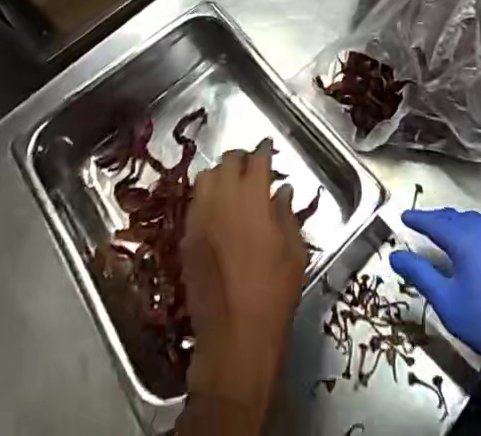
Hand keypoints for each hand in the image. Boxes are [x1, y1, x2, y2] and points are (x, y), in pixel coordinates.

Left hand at [178, 145, 306, 430]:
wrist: (235, 332)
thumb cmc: (274, 293)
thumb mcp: (294, 253)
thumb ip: (286, 214)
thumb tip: (282, 191)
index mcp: (252, 198)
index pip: (256, 160)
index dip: (263, 151)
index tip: (268, 148)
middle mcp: (221, 198)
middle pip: (227, 162)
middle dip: (241, 158)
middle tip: (252, 166)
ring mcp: (199, 215)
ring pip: (206, 177)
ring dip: (221, 174)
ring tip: (234, 185)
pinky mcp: (186, 233)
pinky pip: (195, 202)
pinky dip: (207, 197)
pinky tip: (218, 209)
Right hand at [389, 209, 480, 422]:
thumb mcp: (447, 303)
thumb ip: (419, 274)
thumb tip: (395, 256)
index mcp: (465, 238)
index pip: (433, 221)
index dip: (416, 218)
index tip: (403, 216)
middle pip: (455, 217)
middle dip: (437, 219)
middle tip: (422, 224)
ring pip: (476, 220)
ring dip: (459, 223)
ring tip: (448, 232)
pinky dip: (479, 229)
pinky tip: (478, 243)